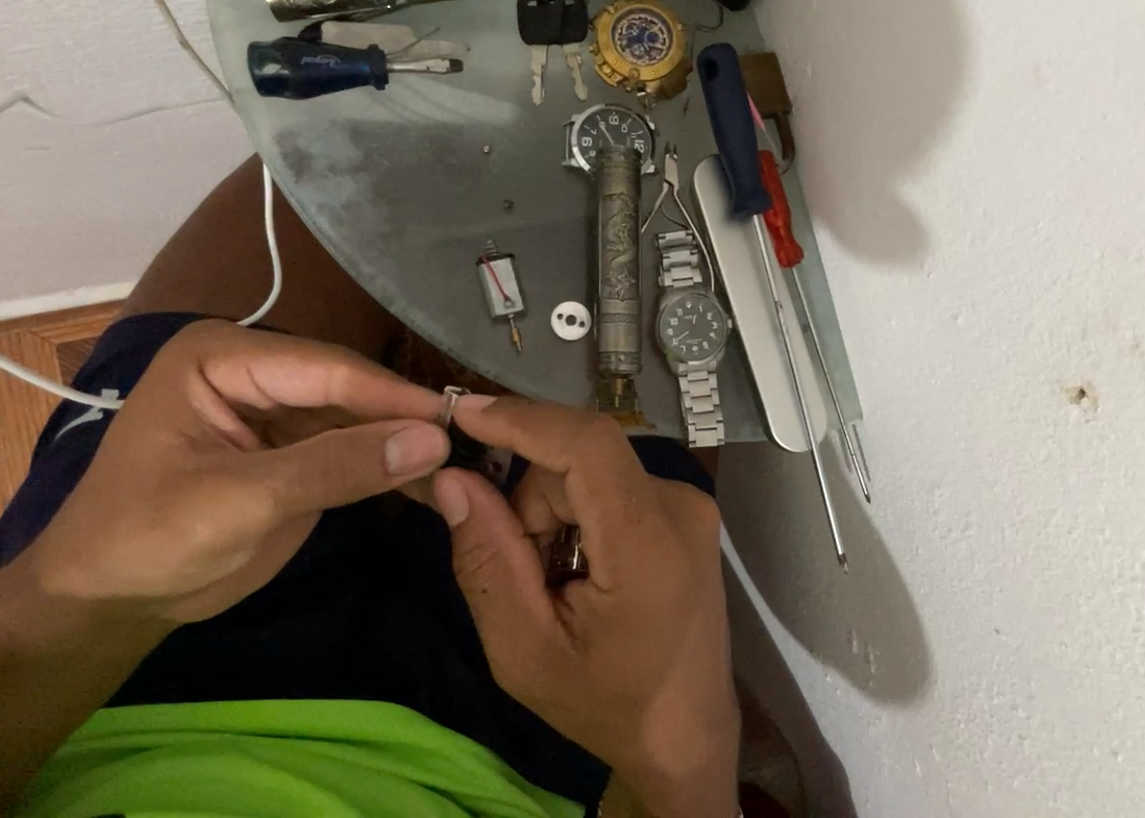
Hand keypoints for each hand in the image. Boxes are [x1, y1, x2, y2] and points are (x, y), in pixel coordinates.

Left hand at [11, 320, 449, 623]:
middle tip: (473, 442)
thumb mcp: (238, 503)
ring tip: (468, 464)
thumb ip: (335, 467)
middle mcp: (261, 371)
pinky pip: (362, 449)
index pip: (329, 370)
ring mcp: (285, 409)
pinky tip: (438, 482)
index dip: (395, 397)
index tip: (458, 421)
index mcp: (225, 359)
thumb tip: (433, 442)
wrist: (108, 605)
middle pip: (355, 390)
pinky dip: (396, 467)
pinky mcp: (304, 447)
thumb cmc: (143, 541)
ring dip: (409, 445)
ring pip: (367, 418)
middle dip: (408, 419)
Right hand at [435, 398, 739, 817]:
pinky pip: (614, 486)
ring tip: (560, 585)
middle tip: (526, 574)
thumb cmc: (608, 703)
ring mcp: (690, 504)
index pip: (588, 445)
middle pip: (579, 463)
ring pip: (592, 473)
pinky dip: (581, 516)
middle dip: (531, 503)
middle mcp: (680, 504)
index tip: (462, 413)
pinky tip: (584, 573)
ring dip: (555, 514)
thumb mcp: (525, 652)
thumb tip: (453, 478)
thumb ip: (487, 560)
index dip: (524, 420)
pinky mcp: (687, 510)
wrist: (687, 731)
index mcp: (648, 543)